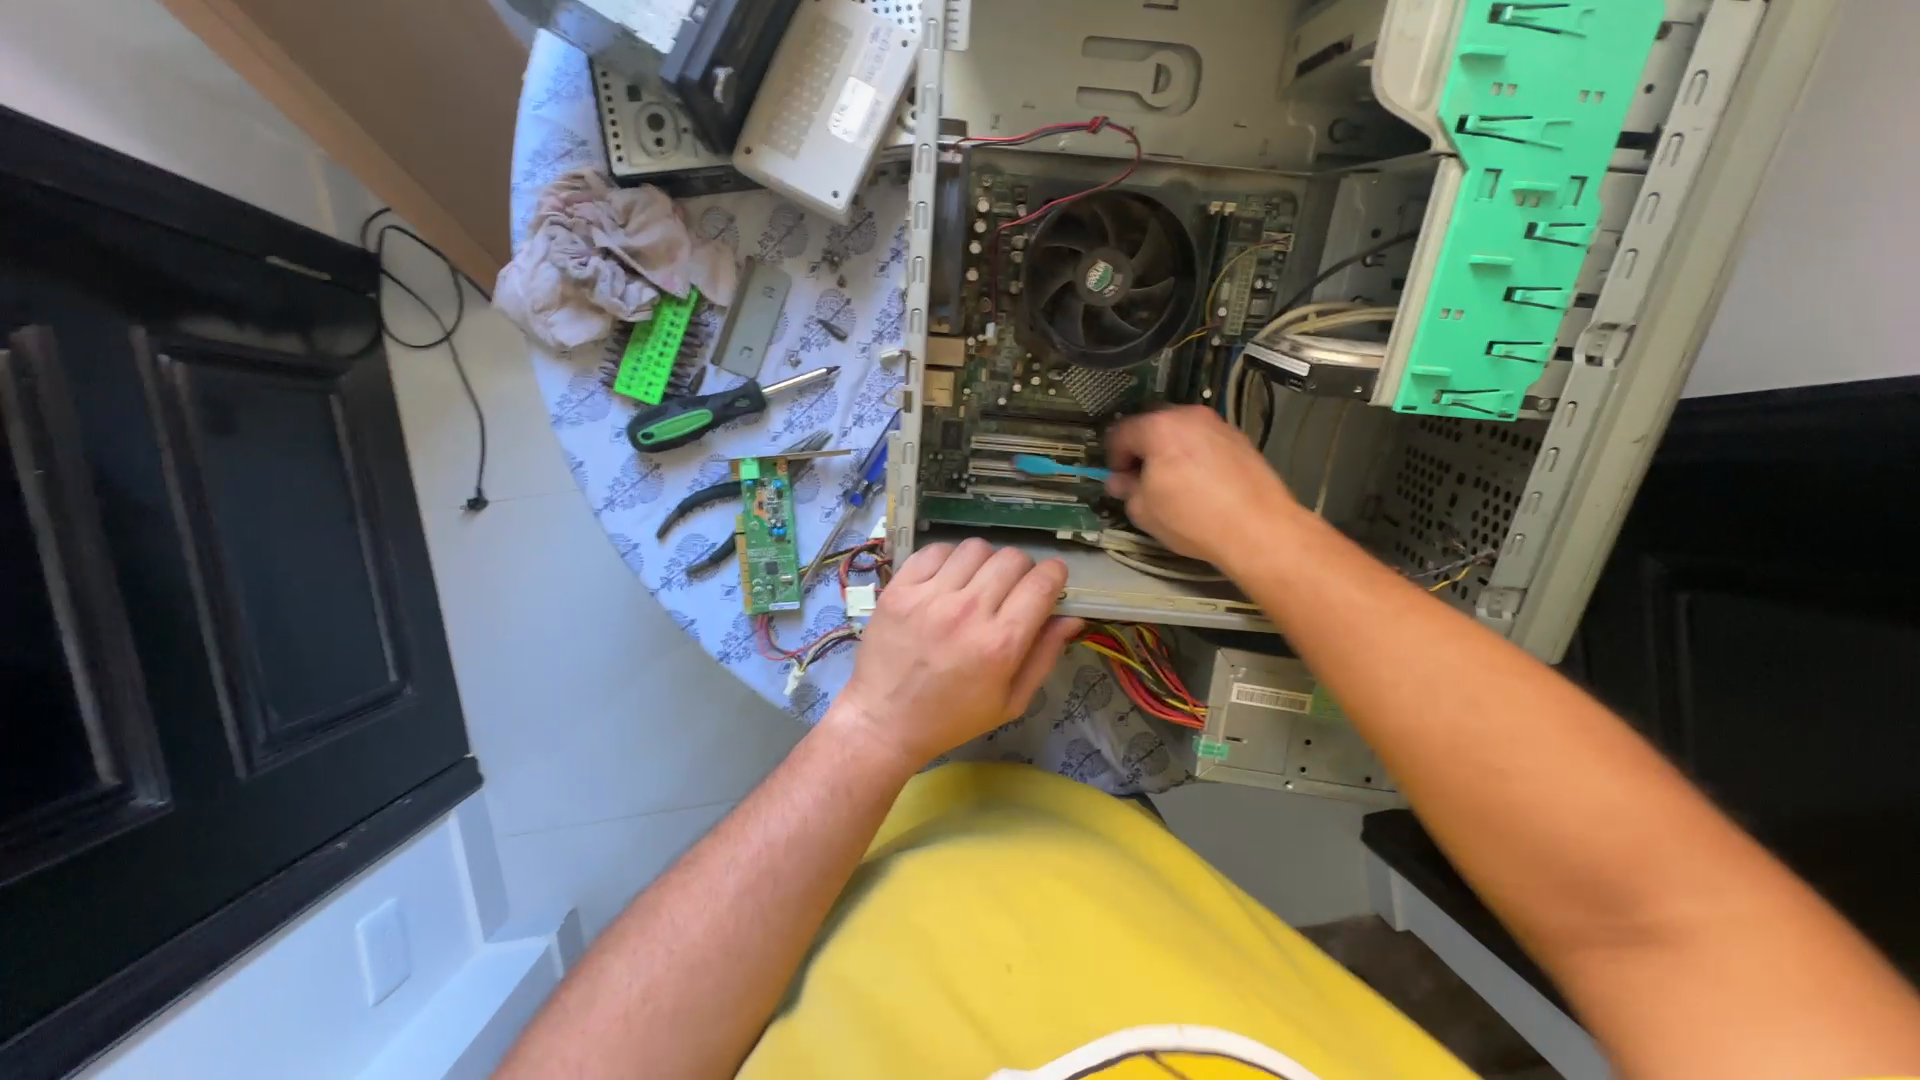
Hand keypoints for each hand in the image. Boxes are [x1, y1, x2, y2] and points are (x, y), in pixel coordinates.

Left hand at [827, 539, 1082, 767]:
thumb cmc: (953, 718)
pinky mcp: (900, 590)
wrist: (885, 722)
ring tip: (976, 584)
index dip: (1055, 576)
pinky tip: (946, 581)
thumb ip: (1044, 656)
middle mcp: (968, 612)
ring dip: (985, 562)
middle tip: (1011, 591)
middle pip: (1012, 558)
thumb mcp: (1011, 701)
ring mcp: (930, 597)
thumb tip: (1072, 617)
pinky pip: (934, 550)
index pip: (1042, 582)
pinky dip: (948, 559)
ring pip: (975, 548)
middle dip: (1022, 570)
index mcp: (1001, 643)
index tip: (1051, 582)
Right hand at [1105, 405, 1299, 565]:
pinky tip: (1201, 483)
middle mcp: (1189, 416)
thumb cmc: (1194, 519)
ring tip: (1174, 483)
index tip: (1119, 478)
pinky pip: (1206, 441)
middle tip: (1143, 479)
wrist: (1258, 529)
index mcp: (1159, 428)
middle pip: (1153, 426)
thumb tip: (1121, 482)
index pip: (1121, 433)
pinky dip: (1196, 455)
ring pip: (1182, 432)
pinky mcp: (1240, 439)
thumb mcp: (1145, 511)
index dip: (1114, 457)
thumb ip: (1127, 489)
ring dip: (1171, 451)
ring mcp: (1218, 425)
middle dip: (1143, 450)